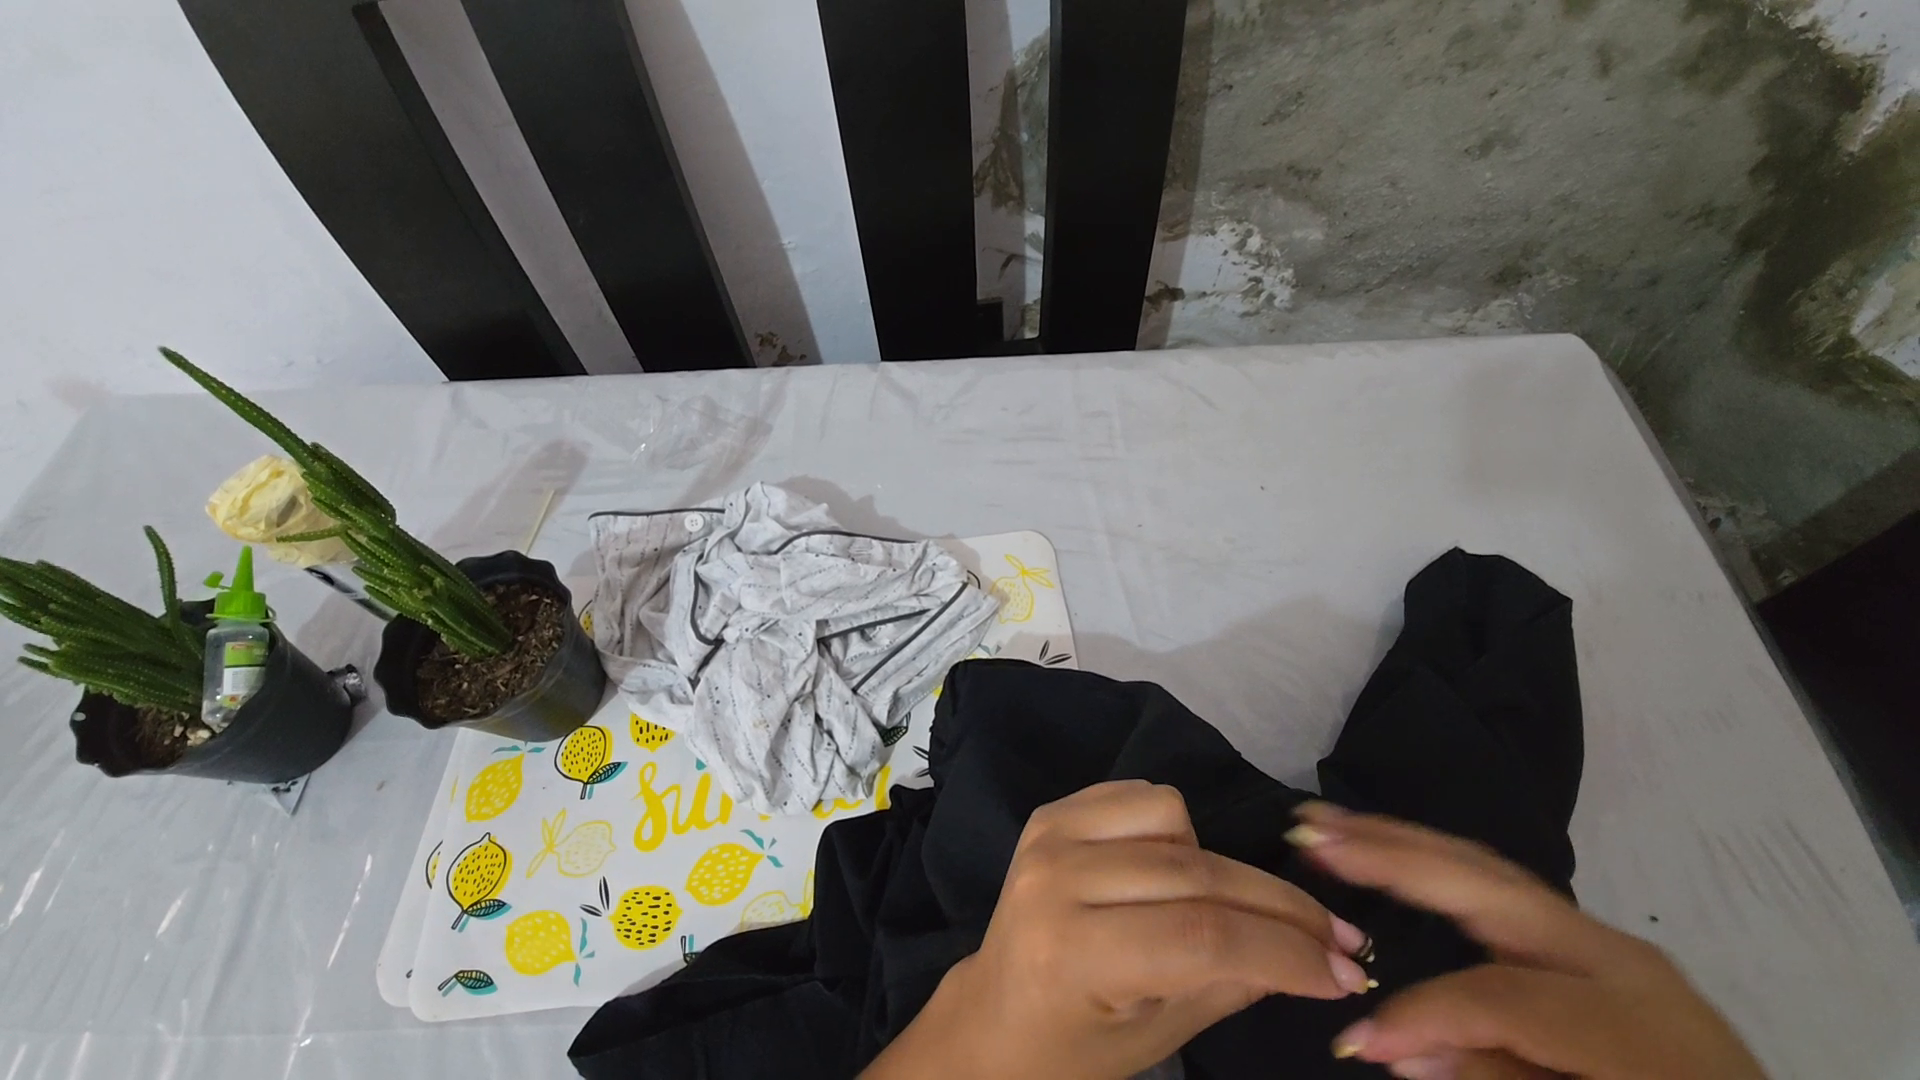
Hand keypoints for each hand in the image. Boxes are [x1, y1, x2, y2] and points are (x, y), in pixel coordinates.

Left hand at [861, 780, 1374, 1079]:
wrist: (994, 1012)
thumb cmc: (1072, 1047)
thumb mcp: (1156, 1036)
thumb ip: (1233, 985)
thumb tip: (1320, 958)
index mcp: (1074, 953)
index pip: (1202, 938)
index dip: (1285, 950)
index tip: (1347, 970)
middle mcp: (1057, 880)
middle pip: (1196, 876)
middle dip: (1279, 910)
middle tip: (1337, 940)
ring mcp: (1049, 836)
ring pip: (1174, 819)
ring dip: (1214, 865)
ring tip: (1216, 910)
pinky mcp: (1051, 814)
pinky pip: (1140, 796)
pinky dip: (1174, 831)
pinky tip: (1174, 873)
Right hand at [1286, 802, 1766, 1079]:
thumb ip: (1492, 1079)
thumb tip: (1387, 1045)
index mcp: (1629, 1018)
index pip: (1500, 996)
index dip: (1423, 1013)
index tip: (1354, 1039)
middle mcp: (1613, 955)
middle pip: (1486, 885)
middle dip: (1389, 855)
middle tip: (1307, 834)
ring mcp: (1598, 936)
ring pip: (1483, 866)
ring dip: (1396, 839)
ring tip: (1325, 824)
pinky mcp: (1582, 936)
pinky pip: (1494, 883)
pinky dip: (1428, 859)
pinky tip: (1383, 846)